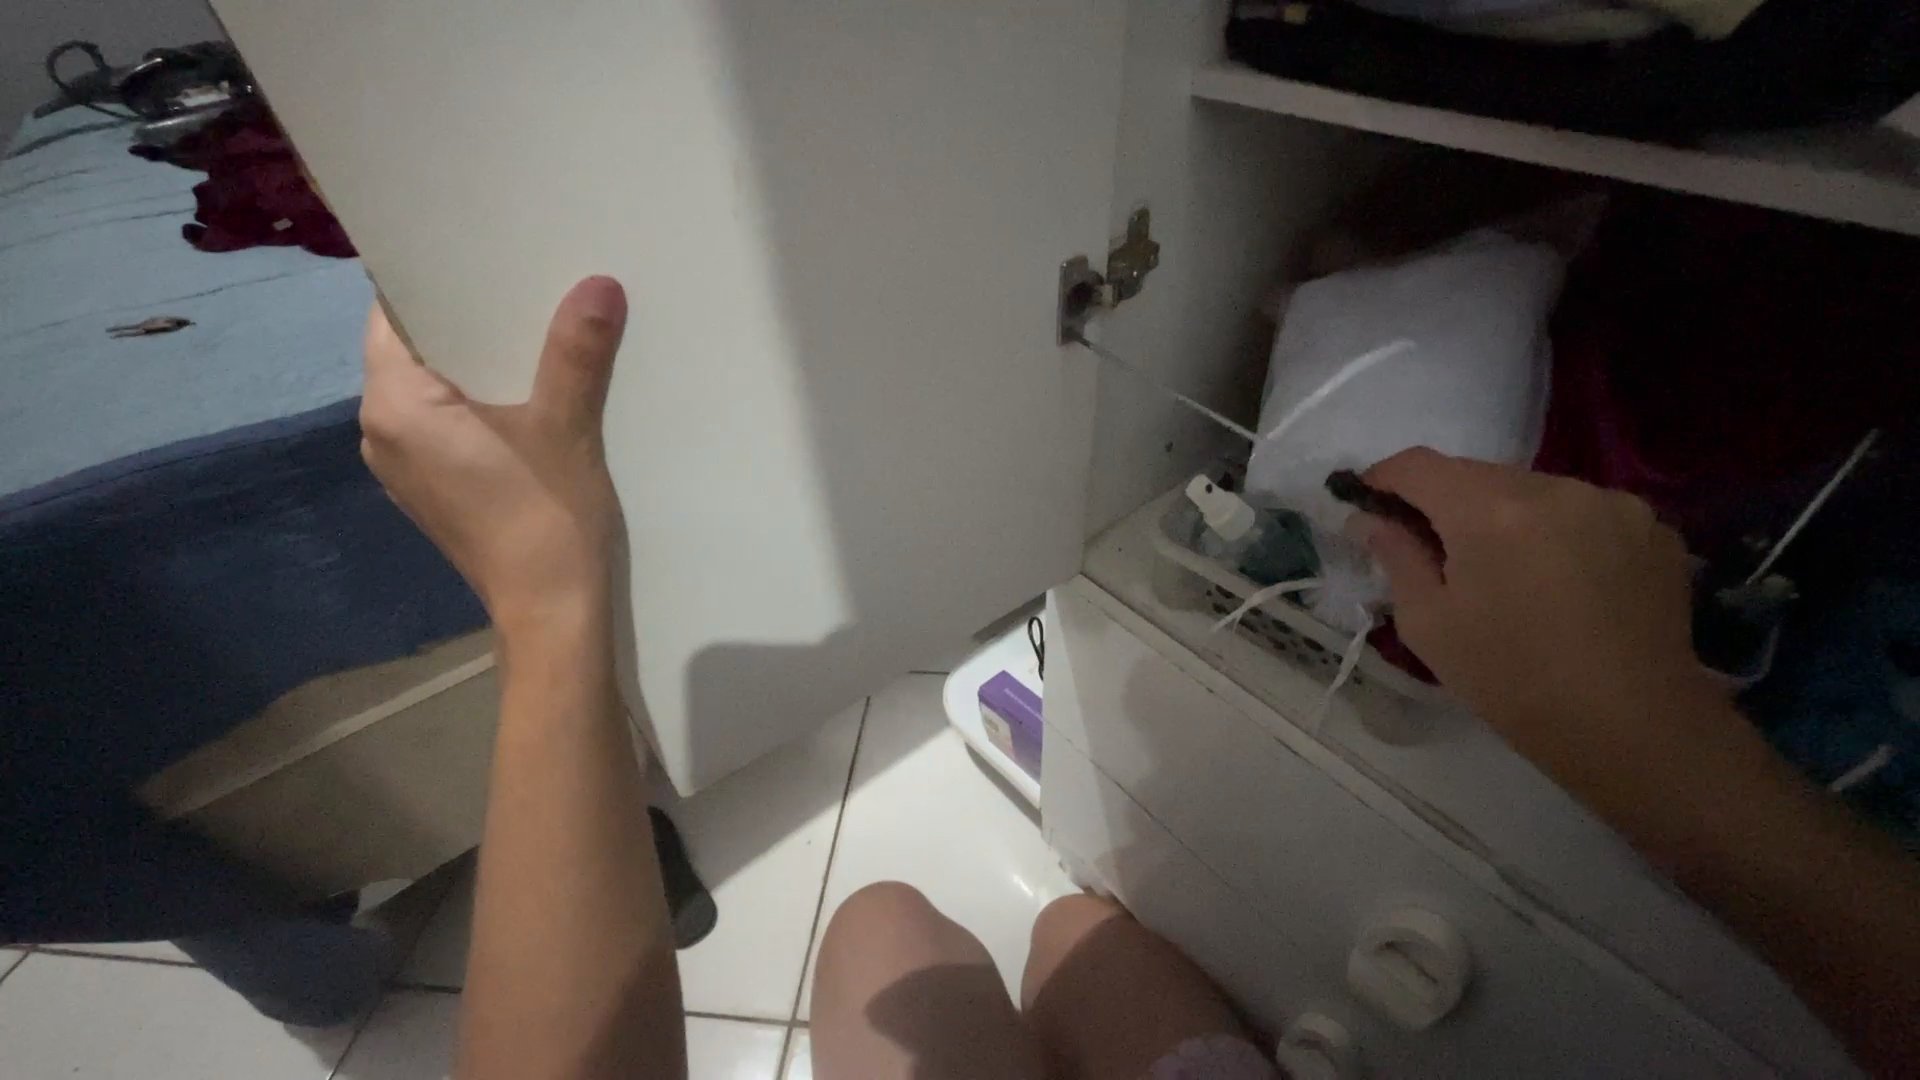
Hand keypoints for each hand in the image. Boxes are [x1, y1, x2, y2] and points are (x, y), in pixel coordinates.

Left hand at [359, 276, 627, 637]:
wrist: (551, 610)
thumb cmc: (547, 517)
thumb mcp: (567, 426)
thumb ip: (575, 352)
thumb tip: (599, 284)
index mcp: (395, 405)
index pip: (396, 315)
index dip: (440, 283)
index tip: (489, 258)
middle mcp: (381, 432)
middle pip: (418, 353)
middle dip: (472, 324)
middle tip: (529, 294)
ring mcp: (406, 467)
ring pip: (436, 393)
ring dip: (480, 368)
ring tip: (537, 343)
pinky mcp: (437, 491)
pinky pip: (449, 427)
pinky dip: (483, 407)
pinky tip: (531, 405)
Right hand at [1352, 448, 1729, 792]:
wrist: (1632, 728)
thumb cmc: (1509, 678)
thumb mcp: (1427, 621)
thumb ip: (1395, 556)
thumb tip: (1369, 519)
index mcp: (1490, 511)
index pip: (1419, 465)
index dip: (1383, 477)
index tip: (1366, 502)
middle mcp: (1554, 489)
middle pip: (1474, 473)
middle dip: (1441, 501)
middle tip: (1426, 546)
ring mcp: (1611, 504)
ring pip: (1527, 489)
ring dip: (1498, 514)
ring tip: (1496, 566)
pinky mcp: (1651, 527)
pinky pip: (1578, 510)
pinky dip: (1550, 529)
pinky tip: (1553, 577)